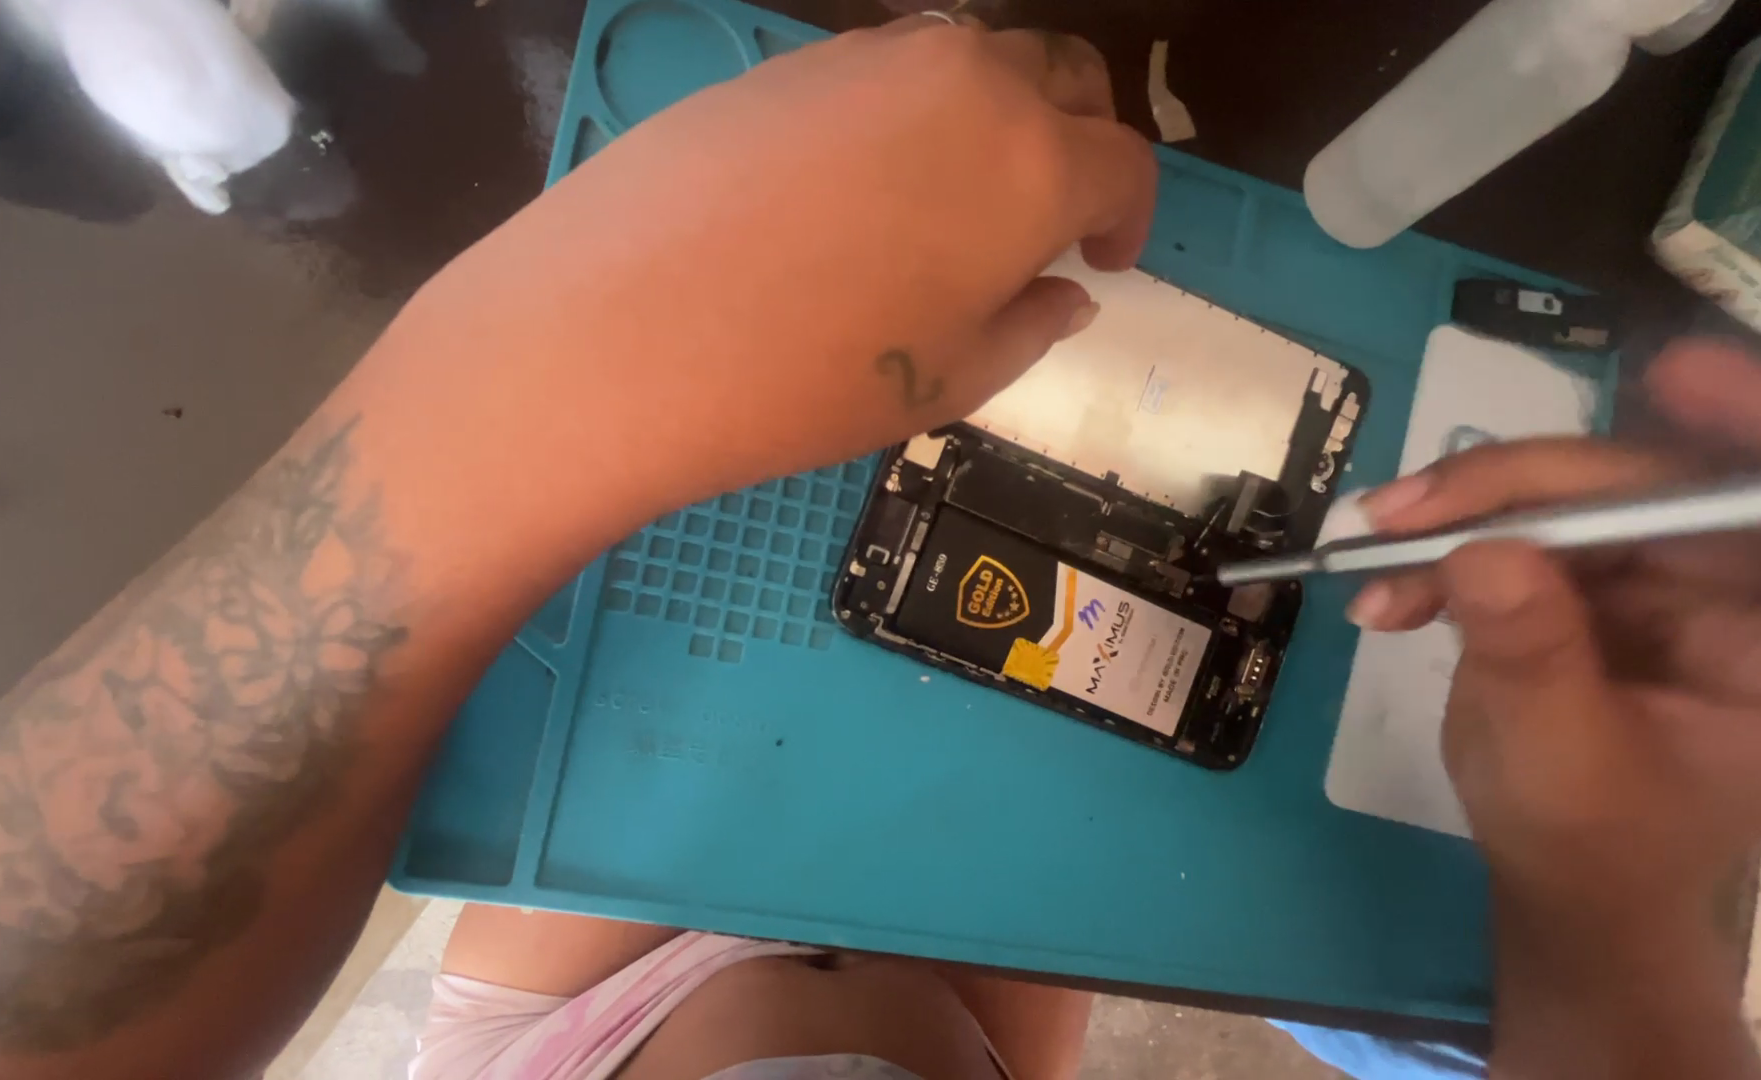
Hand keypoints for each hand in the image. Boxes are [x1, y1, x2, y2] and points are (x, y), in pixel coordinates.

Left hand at [390, 15, 1154, 512]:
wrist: (632, 330)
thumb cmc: (814, 381)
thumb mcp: (947, 382)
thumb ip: (1027, 327)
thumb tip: (1066, 292)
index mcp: (1033, 165)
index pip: (1123, 165)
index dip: (1129, 215)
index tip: (1106, 259)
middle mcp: (970, 80)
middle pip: (1067, 83)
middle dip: (1080, 148)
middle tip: (1049, 221)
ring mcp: (875, 58)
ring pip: (980, 66)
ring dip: (1001, 126)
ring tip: (959, 207)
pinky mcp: (796, 63)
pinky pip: (893, 78)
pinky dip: (918, 121)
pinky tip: (870, 190)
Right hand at [1345, 342, 1760, 908]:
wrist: (1552, 864)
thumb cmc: (1588, 832)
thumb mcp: (1559, 753)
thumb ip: (1531, 653)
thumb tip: (1479, 549)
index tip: (1671, 381)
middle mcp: (1743, 591)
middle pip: (1648, 487)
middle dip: (1517, 486)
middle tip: (1400, 510)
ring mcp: (1657, 580)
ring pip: (1559, 502)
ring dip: (1452, 522)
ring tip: (1369, 560)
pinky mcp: (1582, 580)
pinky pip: (1505, 535)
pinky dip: (1434, 558)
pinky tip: (1384, 600)